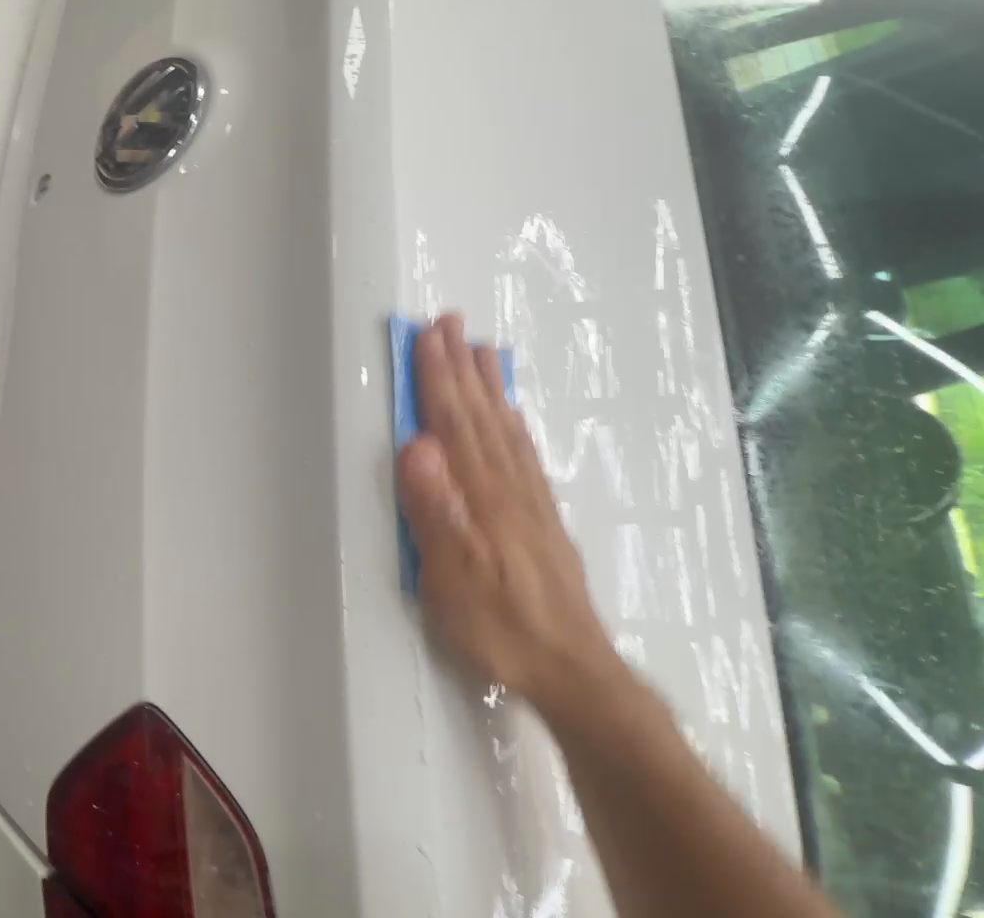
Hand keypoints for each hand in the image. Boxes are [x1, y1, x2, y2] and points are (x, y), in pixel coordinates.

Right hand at [398, 313, 620, 714]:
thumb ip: (435, 511)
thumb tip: (417, 446)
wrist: (574, 670)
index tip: (426, 335)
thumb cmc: (500, 626)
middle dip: (461, 368)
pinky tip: (511, 416)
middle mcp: (508, 489)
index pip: (453, 425)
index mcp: (481, 497)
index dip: (438, 379)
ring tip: (483, 351)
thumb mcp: (452, 577)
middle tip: (451, 322)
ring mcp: (529, 503)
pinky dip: (514, 425)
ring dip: (490, 388)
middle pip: (480, 417)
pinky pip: (525, 456)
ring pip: (505, 430)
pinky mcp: (541, 521)